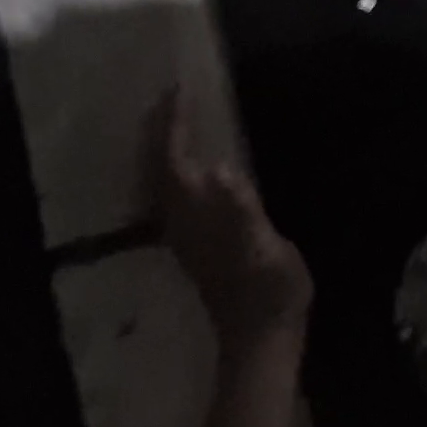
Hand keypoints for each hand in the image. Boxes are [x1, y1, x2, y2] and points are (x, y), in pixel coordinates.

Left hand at [149, 93, 312, 344]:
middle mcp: (181, 223)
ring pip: (159, 182)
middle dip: (157, 132)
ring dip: (160, 149)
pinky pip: (172, 194)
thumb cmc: (270, 289)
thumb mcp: (266, 248)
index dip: (173, 126)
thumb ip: (243, 210)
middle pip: (156, 170)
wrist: (261, 336)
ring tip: (172, 122)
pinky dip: (172, 169)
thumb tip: (223, 170)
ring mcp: (185, 235)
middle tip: (168, 96)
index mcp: (198, 217)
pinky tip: (189, 164)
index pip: (175, 162)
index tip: (179, 91)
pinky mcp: (195, 243)